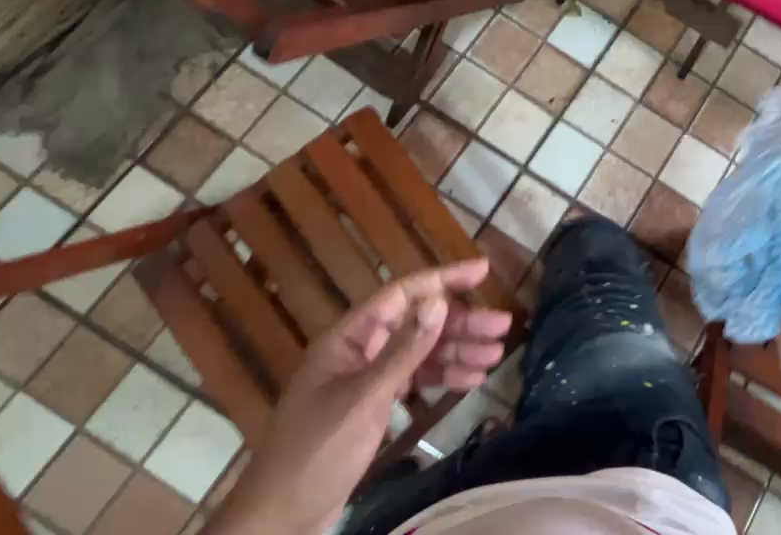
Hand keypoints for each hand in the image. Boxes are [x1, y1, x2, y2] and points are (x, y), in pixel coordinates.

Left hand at [212, 259, 513, 534]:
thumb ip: (404, 352)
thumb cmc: (315, 453)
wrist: (278, 520)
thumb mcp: (364, 400)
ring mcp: (365, 380)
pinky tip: (471, 380)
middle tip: (502, 326)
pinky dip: (442, 378)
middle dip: (460, 323)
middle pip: (417, 324)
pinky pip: (414, 380)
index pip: (403, 295)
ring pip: (420, 352)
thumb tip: (438, 301)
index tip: (483, 271)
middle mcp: (359, 351)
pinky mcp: (371, 407)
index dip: (444, 279)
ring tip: (496, 354)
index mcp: (348, 339)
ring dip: (457, 351)